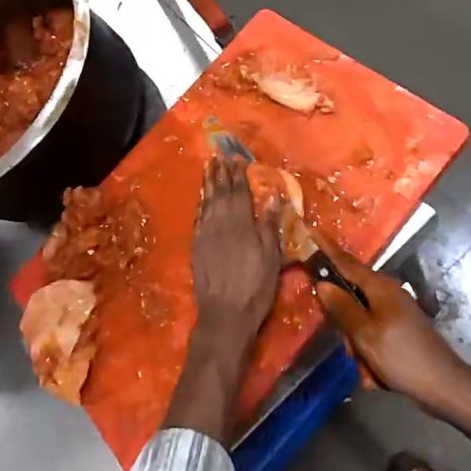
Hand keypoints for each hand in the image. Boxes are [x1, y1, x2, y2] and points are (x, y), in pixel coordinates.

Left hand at [189, 154, 282, 348]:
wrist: (225, 314)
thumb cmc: (255, 286)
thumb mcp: (272, 255)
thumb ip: (270, 223)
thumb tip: (274, 195)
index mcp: (242, 223)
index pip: (240, 192)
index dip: (238, 175)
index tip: (237, 159)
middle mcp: (221, 223)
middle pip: (220, 193)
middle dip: (221, 173)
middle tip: (219, 156)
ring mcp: (205, 234)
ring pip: (206, 202)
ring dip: (208, 183)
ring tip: (208, 168)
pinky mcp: (196, 246)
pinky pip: (198, 217)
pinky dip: (200, 203)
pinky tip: (201, 198)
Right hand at [313, 250, 470, 413]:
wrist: (443, 386)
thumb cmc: (402, 356)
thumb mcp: (365, 334)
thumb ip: (342, 308)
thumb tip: (322, 283)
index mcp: (379, 286)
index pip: (345, 262)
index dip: (326, 249)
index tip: (309, 230)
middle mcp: (386, 293)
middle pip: (349, 298)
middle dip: (344, 326)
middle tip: (351, 349)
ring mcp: (393, 312)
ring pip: (358, 323)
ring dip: (358, 347)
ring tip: (369, 368)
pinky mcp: (397, 330)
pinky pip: (371, 338)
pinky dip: (370, 356)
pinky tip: (378, 375)